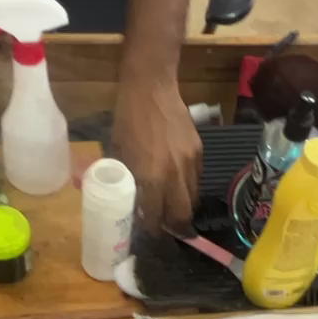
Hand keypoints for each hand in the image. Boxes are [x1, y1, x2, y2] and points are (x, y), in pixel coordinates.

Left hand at [112, 78, 201, 232]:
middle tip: (168, 229)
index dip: (151, 230)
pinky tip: (178, 184)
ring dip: (183, 208)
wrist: (151, 85)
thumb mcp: (119, 153)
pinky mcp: (198, 152)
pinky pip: (197, 180)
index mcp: (151, 178)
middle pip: (181, 216)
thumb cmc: (127, 119)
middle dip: (175, 227)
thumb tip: (132, 201)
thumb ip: (127, 180)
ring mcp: (189, 164)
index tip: (147, 233)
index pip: (155, 218)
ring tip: (173, 208)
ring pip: (192, 200)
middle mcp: (173, 175)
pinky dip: (188, 188)